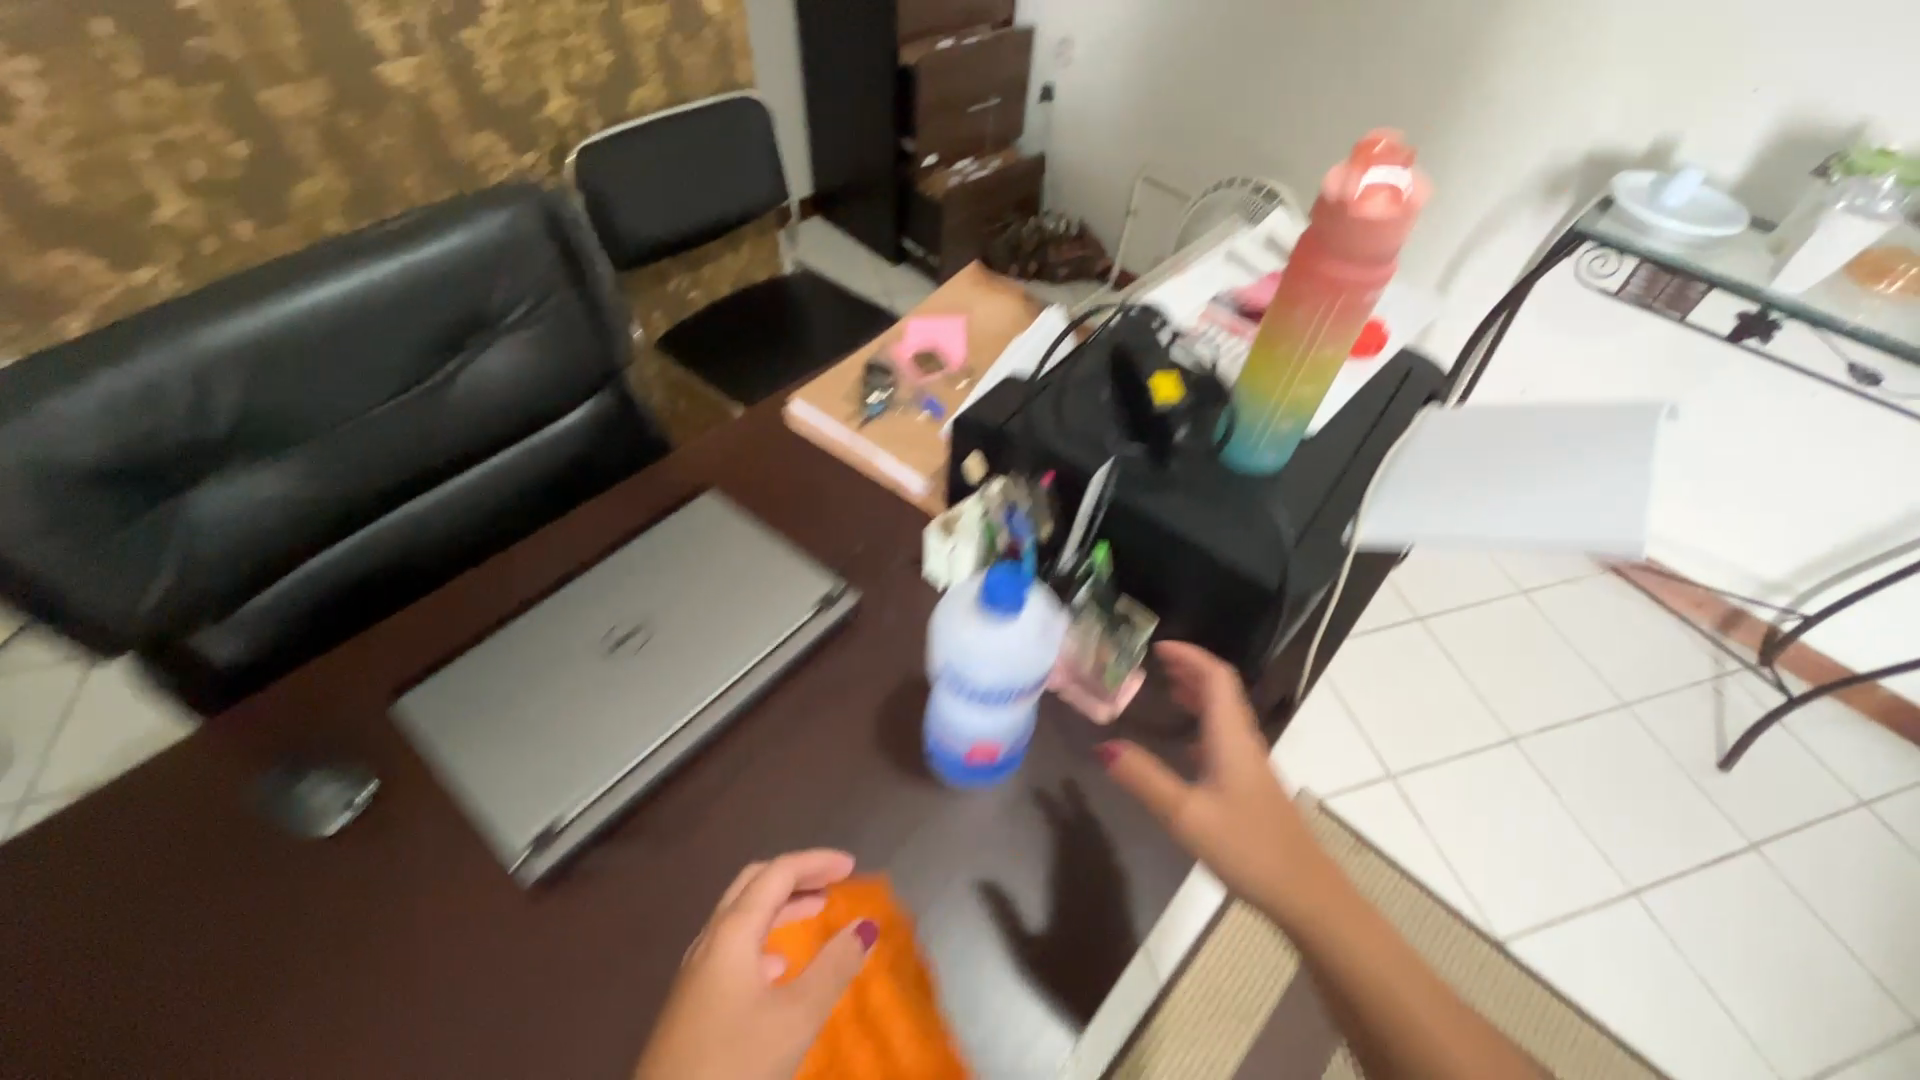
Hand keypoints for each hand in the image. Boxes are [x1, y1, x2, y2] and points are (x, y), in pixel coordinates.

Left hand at [633, 850, 878, 1079]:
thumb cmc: (736, 1063)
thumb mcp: (797, 1016)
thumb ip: (835, 966)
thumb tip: (865, 925)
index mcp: (732, 932)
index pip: (777, 873)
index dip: (816, 862)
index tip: (852, 866)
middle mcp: (710, 940)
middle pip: (753, 885)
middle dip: (796, 876)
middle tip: (833, 882)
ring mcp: (696, 971)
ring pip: (740, 917)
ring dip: (780, 906)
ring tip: (815, 914)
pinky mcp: (692, 1001)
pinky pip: (732, 948)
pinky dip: (764, 938)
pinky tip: (779, 968)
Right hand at [1098, 643, 1328, 921]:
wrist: (1304, 893)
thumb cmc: (1247, 848)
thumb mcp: (1186, 815)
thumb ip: (1144, 778)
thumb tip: (1103, 745)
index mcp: (1231, 738)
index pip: (1216, 677)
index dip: (1190, 655)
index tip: (1157, 646)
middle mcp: (1244, 743)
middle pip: (1222, 691)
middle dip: (1190, 670)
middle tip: (1155, 664)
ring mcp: (1251, 766)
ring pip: (1224, 715)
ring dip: (1198, 696)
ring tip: (1165, 690)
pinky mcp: (1252, 787)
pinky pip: (1225, 739)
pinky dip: (1202, 726)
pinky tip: (1184, 745)